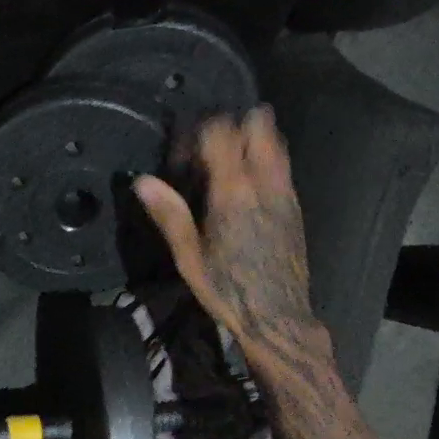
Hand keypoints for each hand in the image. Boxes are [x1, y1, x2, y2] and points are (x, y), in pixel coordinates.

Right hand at [135, 107, 322, 351]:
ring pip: (275, 140)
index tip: (184, 157)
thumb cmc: (226, 291)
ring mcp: (285, 191)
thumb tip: (143, 182)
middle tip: (210, 154)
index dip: (199, 134)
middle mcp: (264, 182)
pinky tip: (248, 190)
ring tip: (230, 167)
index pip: (221, 131)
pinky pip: (282, 165)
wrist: (275, 315)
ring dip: (252, 141)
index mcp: (233, 192)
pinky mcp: (295, 205)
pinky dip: (265, 162)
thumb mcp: (189, 259)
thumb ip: (170, 215)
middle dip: (232, 127)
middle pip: (256, 123)